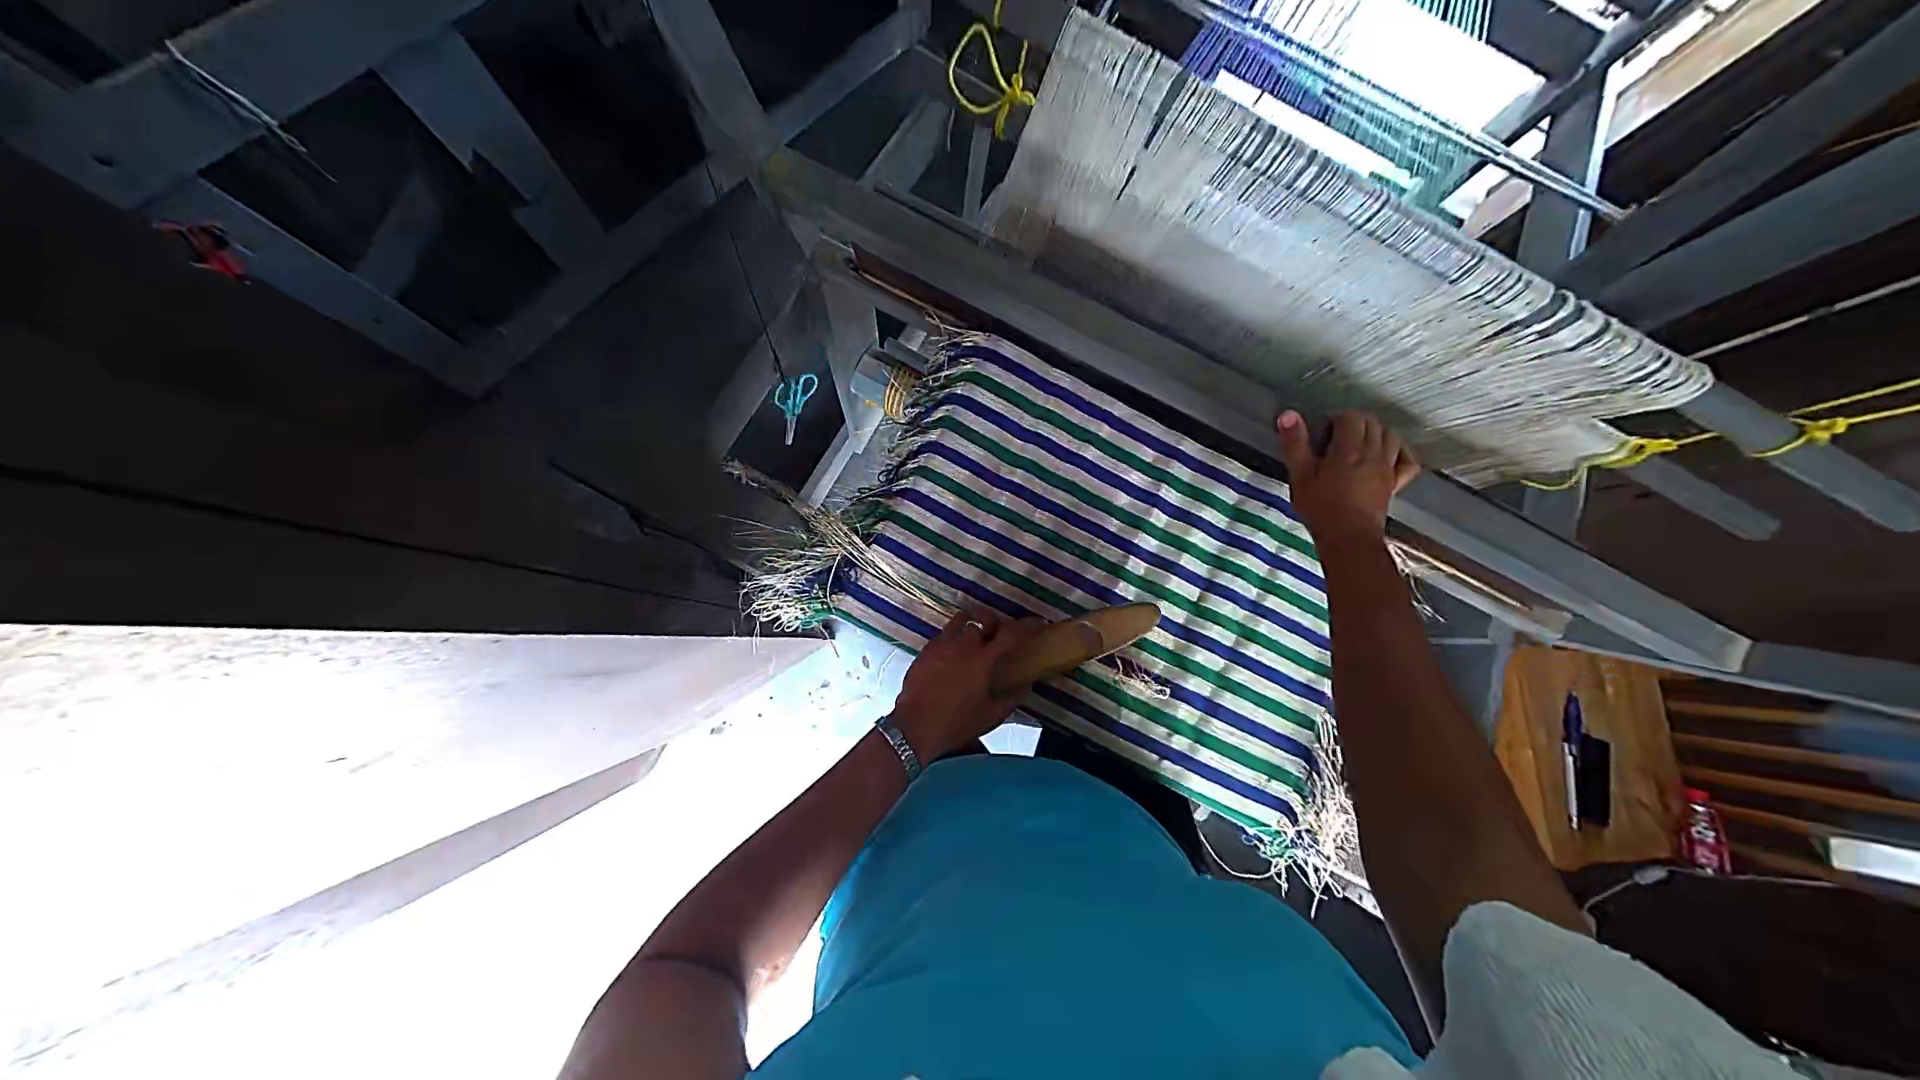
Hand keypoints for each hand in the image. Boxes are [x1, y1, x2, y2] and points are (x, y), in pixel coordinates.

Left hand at [890, 608, 1045, 759]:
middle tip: (1001, 632)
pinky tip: (955, 650)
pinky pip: (944, 634)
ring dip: (973, 622)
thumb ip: (1012, 697)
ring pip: (961, 620)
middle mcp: (963, 645)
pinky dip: (954, 636)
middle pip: (983, 619)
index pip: (1010, 634)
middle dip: (996, 622)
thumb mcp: (991, 715)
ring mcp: (941, 645)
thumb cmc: (957, 723)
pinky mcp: (925, 650)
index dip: (1027, 626)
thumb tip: (1026, 684)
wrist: (916, 726)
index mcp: (983, 659)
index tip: (1037, 623)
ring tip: (977, 633)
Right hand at [1275, 409, 1419, 546]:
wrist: (1348, 538)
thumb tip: (1288, 414)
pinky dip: (1399, 451)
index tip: (1321, 432)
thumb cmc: (1321, 508)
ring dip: (1375, 432)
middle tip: (1334, 436)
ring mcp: (1388, 468)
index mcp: (1349, 450)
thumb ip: (1295, 444)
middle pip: (1372, 422)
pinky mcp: (1395, 483)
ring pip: (1390, 436)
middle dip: (1354, 422)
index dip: (1335, 419)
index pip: (1350, 417)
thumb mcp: (1300, 475)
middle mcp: (1373, 454)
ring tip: (1356, 443)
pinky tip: (1388, 454)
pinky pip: (1407, 459)